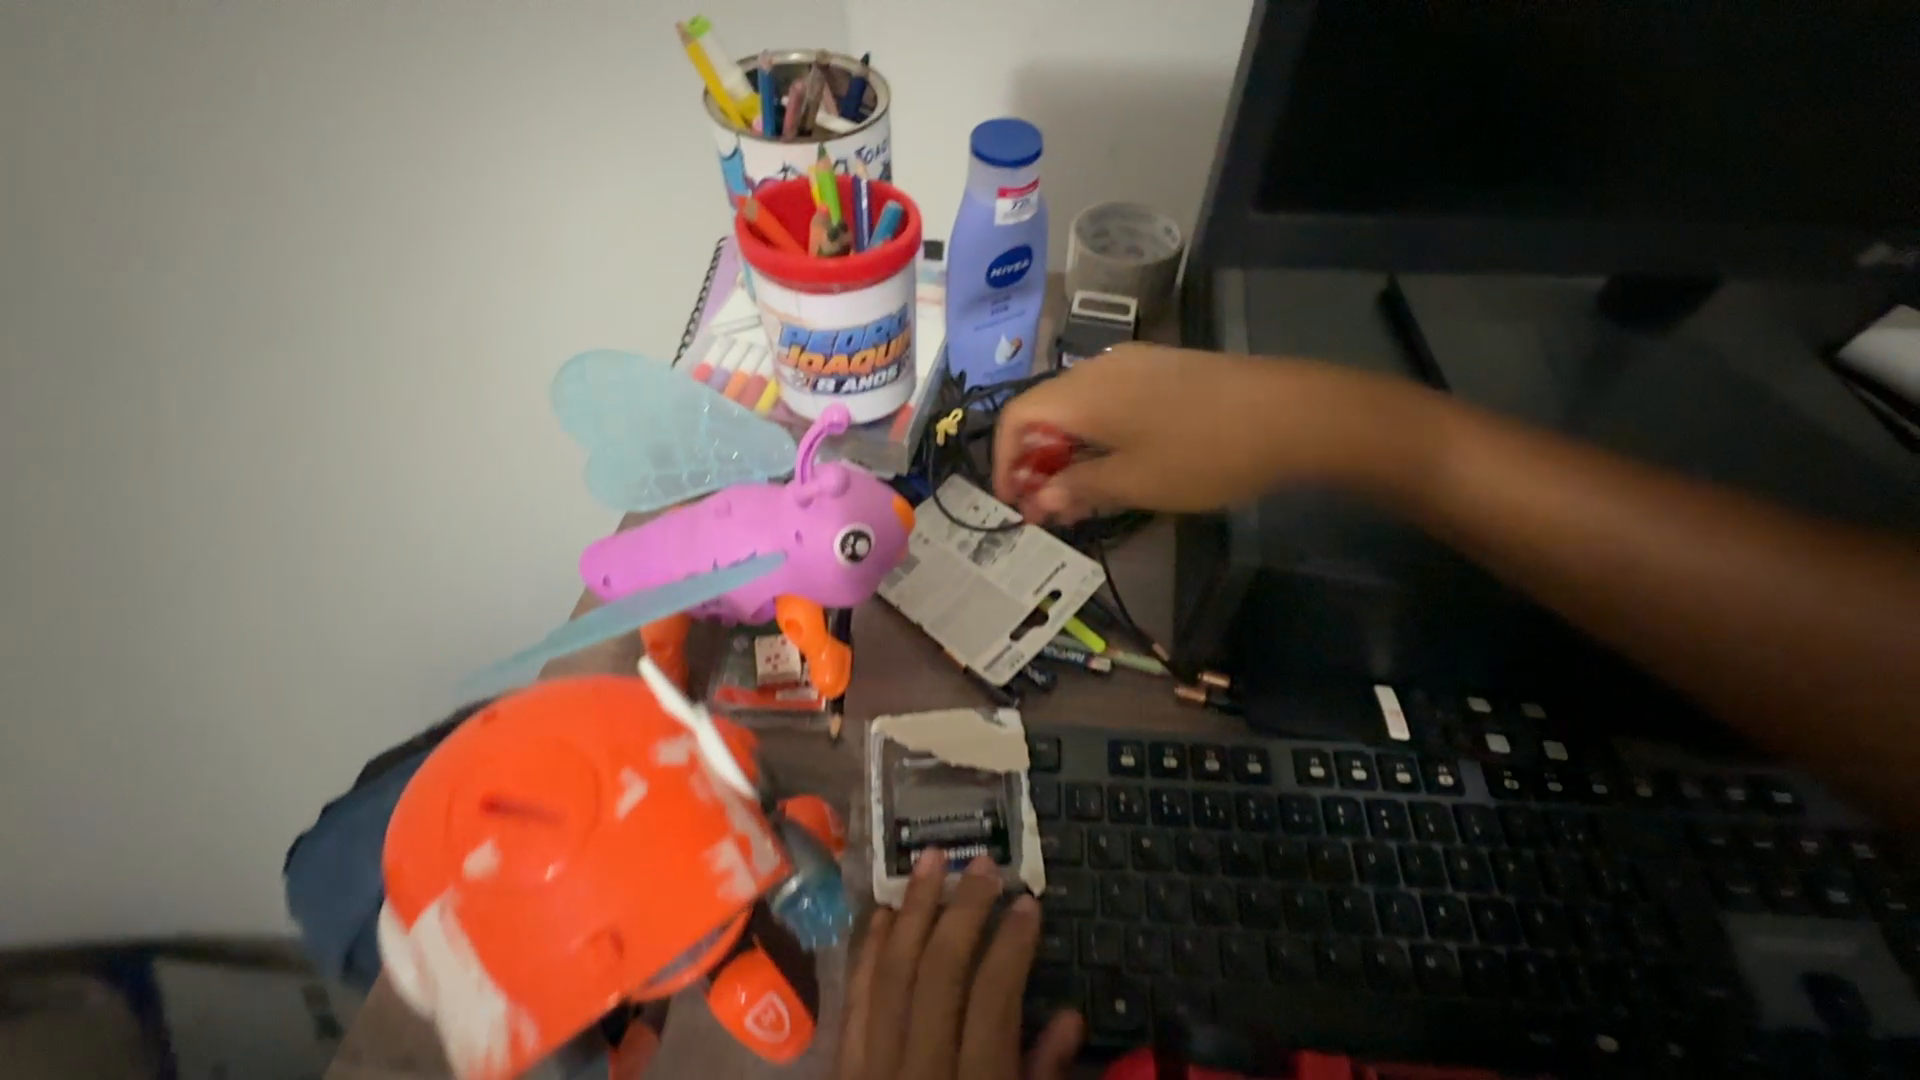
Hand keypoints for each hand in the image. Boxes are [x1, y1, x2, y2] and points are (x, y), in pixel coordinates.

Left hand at [838, 851, 1082, 1079]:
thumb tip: (1069, 1018)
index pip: (990, 1001)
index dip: (1012, 945)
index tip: (1030, 902)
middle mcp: (914, 1078)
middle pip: (937, 974)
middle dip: (963, 911)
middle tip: (984, 863)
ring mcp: (868, 1075)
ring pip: (889, 974)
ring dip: (911, 912)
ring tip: (930, 861)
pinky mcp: (841, 1077)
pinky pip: (852, 1002)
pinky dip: (867, 953)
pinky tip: (880, 914)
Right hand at [991, 344, 1431, 523]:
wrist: (1292, 413)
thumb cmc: (1202, 452)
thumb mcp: (1133, 482)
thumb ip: (1077, 488)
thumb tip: (1039, 498)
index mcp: (1081, 391)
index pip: (1015, 418)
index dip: (1005, 462)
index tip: (1016, 504)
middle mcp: (1100, 368)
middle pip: (1046, 413)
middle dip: (1038, 463)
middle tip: (1049, 511)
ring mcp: (1136, 364)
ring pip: (1080, 410)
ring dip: (1070, 454)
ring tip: (1082, 499)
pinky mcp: (1165, 371)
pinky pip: (1112, 404)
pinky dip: (1100, 438)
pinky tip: (1119, 469)